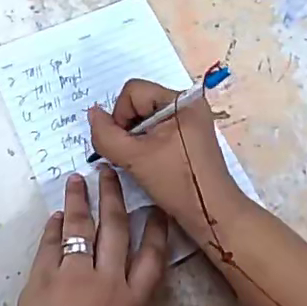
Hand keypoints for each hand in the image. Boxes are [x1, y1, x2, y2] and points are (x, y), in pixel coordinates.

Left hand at [0, 169, 200, 305]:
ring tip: (77, 178)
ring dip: (80, 201)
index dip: (155, 231)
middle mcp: (106, 282)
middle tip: (111, 172)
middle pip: (115, 230)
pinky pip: (50, 245)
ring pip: (80, 229)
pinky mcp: (40, 279)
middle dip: (114, 198)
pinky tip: (55, 216)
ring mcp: (72, 277)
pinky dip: (53, 228)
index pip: (151, 259)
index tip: (156, 207)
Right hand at [87, 79, 249, 233]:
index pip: (132, 92)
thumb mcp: (134, 158)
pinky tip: (152, 163)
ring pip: (147, 116)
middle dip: (128, 127)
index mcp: (181, 99)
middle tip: (132, 155)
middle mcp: (189, 102)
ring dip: (137, 137)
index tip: (125, 146)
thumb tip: (93, 113)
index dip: (120, 116)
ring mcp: (192, 118)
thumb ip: (105, 134)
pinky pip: (159, 127)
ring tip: (143, 161)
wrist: (213, 213)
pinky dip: (148, 142)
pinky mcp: (192, 134)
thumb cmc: (177, 182)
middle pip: (139, 101)